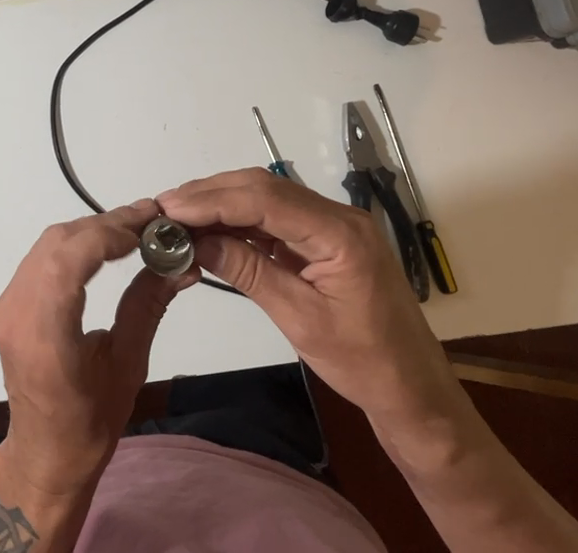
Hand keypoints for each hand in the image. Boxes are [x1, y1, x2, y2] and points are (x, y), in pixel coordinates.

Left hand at [0, 199, 195, 496]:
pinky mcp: (9, 303)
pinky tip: (105, 248)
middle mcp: (17, 309)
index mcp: (44, 332)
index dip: (109, 232)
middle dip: (106, 225)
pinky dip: (74, 245)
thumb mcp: (127, 365)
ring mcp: (8, 304)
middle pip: (58, 242)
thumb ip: (147, 306)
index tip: (151, 226)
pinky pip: (41, 258)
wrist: (45, 453)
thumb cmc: (90, 422)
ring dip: (90, 230)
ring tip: (135, 230)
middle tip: (152, 220)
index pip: (69, 258)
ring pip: (47, 244)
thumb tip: (181, 264)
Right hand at [157, 169, 461, 427]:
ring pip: (266, 197)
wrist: (414, 389)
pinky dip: (238, 222)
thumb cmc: (364, 363)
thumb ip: (248, 273)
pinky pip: (275, 218)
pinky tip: (210, 231)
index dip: (213, 199)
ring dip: (220, 204)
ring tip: (177, 217)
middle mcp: (338, 216)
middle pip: (264, 187)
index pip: (265, 199)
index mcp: (340, 233)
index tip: (170, 208)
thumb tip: (195, 242)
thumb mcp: (300, 320)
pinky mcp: (324, 239)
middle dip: (210, 194)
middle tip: (164, 209)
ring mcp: (332, 225)